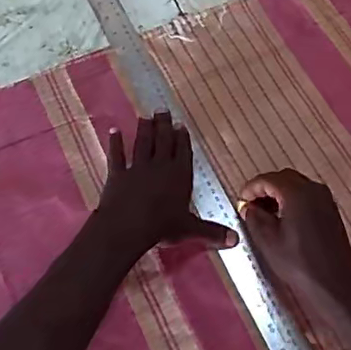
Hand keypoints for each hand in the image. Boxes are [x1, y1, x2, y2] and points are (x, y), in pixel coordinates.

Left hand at [92, 112, 237, 256]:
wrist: (128, 226)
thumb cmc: (162, 226)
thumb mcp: (191, 229)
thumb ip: (212, 232)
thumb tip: (237, 240)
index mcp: (179, 176)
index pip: (183, 153)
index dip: (182, 139)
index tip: (181, 125)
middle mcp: (159, 167)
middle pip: (163, 141)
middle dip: (164, 126)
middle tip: (162, 109)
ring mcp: (137, 168)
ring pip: (142, 144)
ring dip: (144, 130)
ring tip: (145, 116)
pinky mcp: (117, 174)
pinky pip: (116, 156)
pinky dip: (115, 143)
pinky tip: (113, 131)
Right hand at [236, 170, 350, 318]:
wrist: (332, 283)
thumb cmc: (300, 263)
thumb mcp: (267, 240)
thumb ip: (253, 217)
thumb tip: (248, 208)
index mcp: (297, 193)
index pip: (268, 179)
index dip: (251, 189)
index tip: (241, 201)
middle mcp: (314, 190)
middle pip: (283, 179)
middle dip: (264, 190)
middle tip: (250, 206)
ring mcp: (326, 199)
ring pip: (296, 186)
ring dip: (278, 195)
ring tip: (265, 215)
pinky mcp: (331, 211)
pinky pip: (308, 197)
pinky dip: (293, 202)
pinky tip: (283, 221)